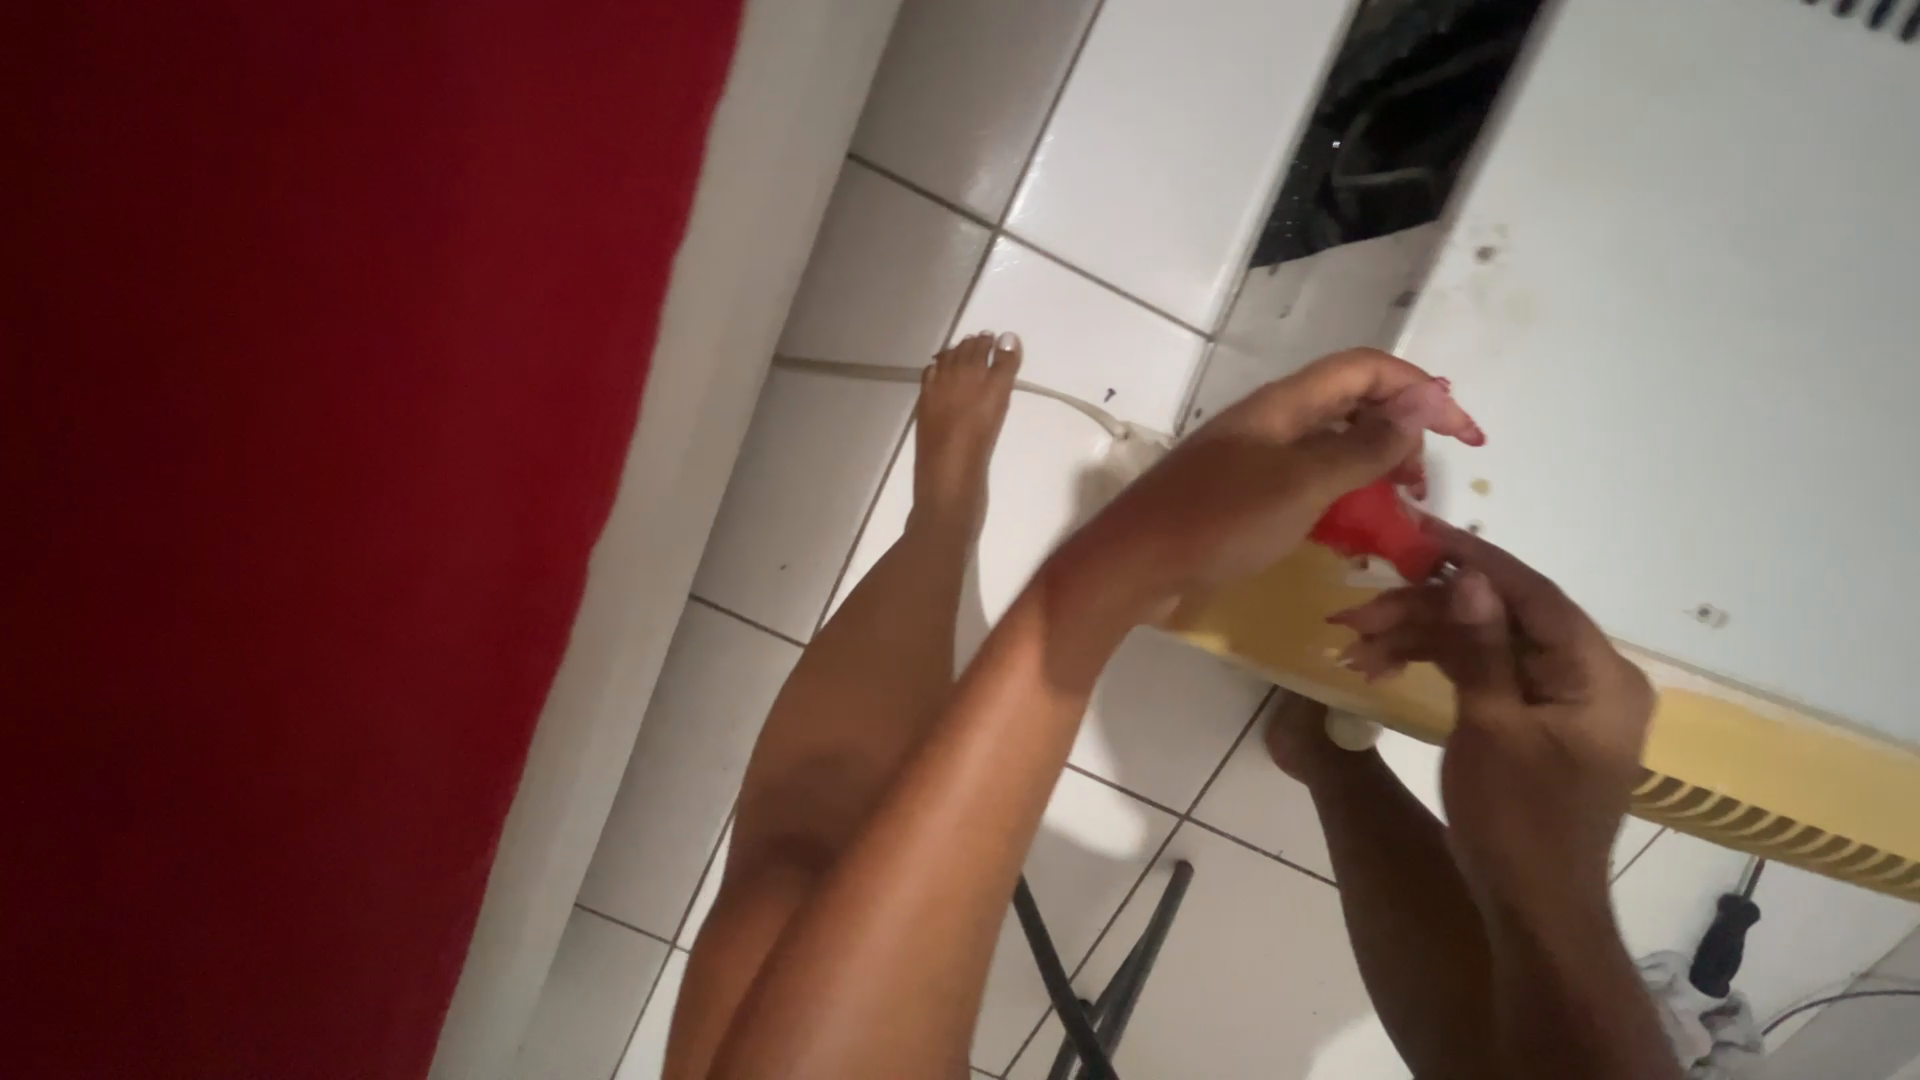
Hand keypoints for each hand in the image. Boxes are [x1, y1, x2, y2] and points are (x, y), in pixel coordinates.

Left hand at [1043, 348, 1482, 621]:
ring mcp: (1247, 463)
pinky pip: (1300, 486)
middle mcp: (1265, 425)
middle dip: (1397, 434)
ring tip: (1398, 510)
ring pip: (1325, 449)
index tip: (1464, 436)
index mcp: (1280, 406)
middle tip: (1421, 487)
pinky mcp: (1237, 499)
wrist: (1134, 567)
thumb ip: (1361, 446)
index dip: (1420, 390)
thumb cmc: (1217, 522)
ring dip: (1368, 469)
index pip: (1364, 369)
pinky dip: (1334, 499)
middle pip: (1347, 406)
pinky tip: (1350, 530)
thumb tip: (1421, 404)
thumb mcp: (1300, 484)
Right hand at [1328, 521, 1654, 911]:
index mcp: (1598, 676)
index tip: (1418, 531)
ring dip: (1413, 637)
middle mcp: (1586, 675)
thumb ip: (1482, 648)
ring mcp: (1555, 695)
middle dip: (1420, 610)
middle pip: (1496, 615)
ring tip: (1351, 645)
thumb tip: (1470, 576)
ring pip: (1477, 640)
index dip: (1474, 558)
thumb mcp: (1492, 728)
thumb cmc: (1517, 822)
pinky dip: (1428, 663)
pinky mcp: (1527, 713)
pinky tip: (1376, 665)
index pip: (1534, 595)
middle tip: (1353, 612)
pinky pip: (1476, 668)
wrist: (1530, 905)